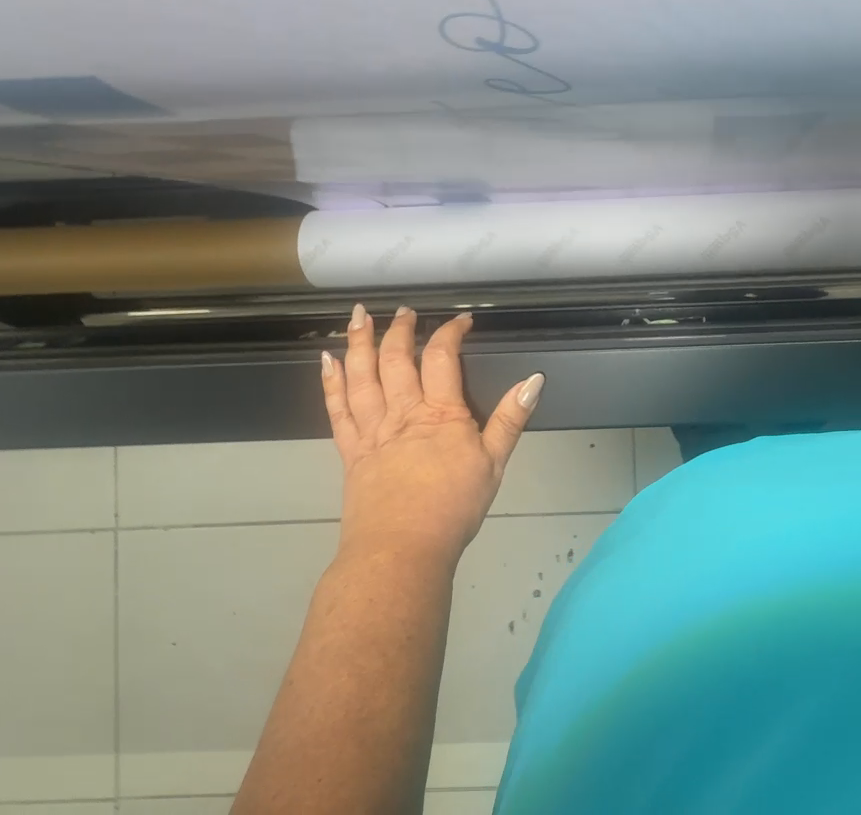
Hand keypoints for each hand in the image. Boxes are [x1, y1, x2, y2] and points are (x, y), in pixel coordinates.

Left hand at [320, 305, 543, 559]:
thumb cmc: (452, 509)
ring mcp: (373, 431)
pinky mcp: (351, 451)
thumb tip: (534, 379)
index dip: (451, 332)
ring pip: (361, 376)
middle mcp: (403, 413)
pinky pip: (337, 409)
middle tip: (403, 310)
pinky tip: (326, 361)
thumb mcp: (494, 463)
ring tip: (356, 316)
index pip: (444, 358)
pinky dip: (331, 382)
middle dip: (400, 330)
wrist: (401, 550)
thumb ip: (512, 418)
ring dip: (359, 343)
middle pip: (397, 359)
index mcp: (442, 414)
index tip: (460, 320)